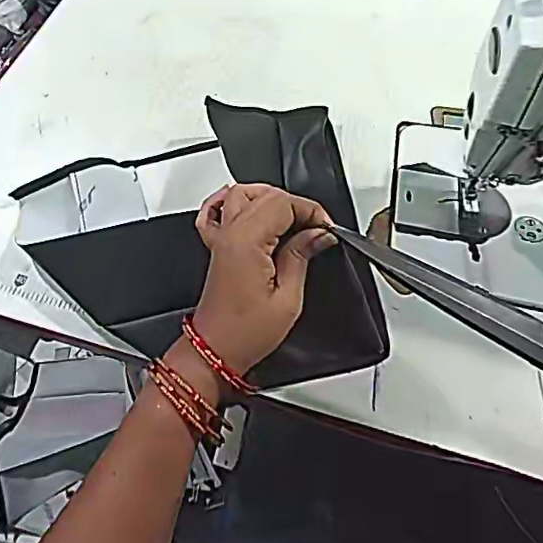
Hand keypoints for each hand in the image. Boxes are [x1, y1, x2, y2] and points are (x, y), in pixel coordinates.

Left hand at [188, 184, 337, 374]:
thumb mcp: (288, 298)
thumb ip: (301, 256)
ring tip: (292, 219)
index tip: (326, 228)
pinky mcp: (217, 246)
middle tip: (317, 227)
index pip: (282, 203)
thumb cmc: (245, 332)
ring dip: (269, 199)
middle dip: (296, 205)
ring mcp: (220, 237)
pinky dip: (232, 203)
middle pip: (265, 195)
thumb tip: (319, 233)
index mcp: (247, 241)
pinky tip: (251, 209)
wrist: (216, 349)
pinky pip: (216, 211)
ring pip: (242, 194)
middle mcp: (229, 233)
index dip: (310, 210)